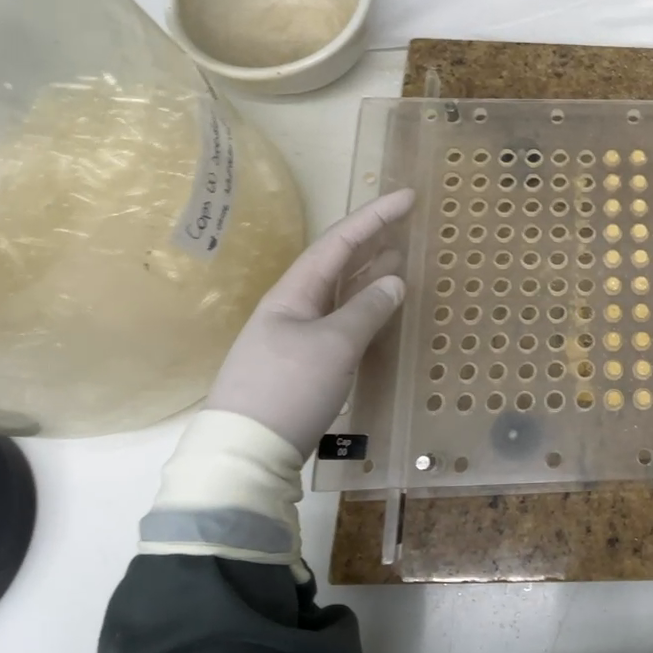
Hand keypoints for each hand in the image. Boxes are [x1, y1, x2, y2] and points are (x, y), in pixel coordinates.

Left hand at [205, 189, 414, 455]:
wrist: (245, 454)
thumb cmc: (288, 389)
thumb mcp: (334, 346)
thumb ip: (367, 309)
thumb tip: (394, 281)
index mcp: (293, 292)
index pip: (339, 242)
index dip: (374, 217)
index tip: (407, 197)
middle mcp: (292, 306)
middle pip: (337, 262)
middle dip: (372, 239)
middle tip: (407, 222)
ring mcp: (296, 335)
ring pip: (339, 291)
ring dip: (369, 272)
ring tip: (401, 257)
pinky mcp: (303, 363)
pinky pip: (340, 319)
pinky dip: (364, 306)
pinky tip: (380, 308)